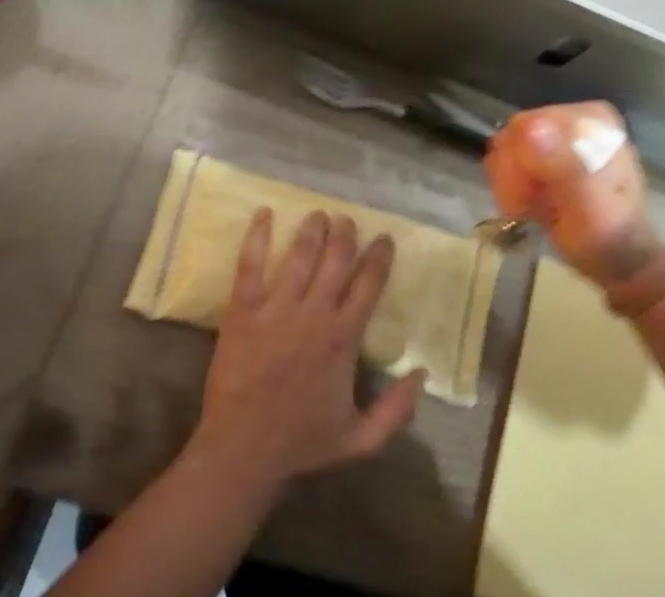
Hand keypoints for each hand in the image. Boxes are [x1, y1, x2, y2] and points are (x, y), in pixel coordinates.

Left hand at [187, 209, 427, 491]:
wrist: (242, 450)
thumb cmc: (302, 443)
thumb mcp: (362, 439)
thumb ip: (397, 410)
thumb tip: (422, 374)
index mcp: (344, 339)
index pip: (369, 285)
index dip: (379, 257)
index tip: (383, 239)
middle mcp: (314, 314)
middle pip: (335, 260)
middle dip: (345, 235)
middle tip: (347, 220)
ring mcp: (275, 309)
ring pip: (299, 256)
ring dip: (311, 230)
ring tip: (318, 214)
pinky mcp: (242, 311)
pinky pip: (250, 265)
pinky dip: (257, 237)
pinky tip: (263, 213)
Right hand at [486, 103, 664, 313]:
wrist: (613, 261)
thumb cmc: (607, 234)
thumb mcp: (589, 203)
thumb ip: (564, 164)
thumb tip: (532, 128)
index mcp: (590, 118)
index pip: (527, 126)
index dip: (522, 164)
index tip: (535, 196)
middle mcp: (569, 120)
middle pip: (512, 138)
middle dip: (516, 178)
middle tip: (536, 206)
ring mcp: (553, 137)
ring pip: (503, 153)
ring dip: (512, 188)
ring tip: (537, 209)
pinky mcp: (538, 156)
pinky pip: (502, 164)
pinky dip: (510, 191)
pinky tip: (532, 206)